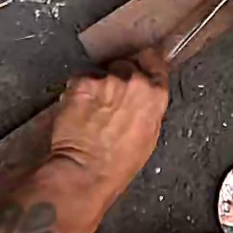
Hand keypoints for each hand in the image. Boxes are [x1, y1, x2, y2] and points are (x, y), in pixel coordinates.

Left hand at [47, 47, 170, 205]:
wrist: (86, 172)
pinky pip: (81, 80)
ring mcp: (106, 80)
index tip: (138, 65)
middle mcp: (133, 81)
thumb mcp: (149, 134)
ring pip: (101, 73)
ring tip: (91, 109)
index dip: (144, 62)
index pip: (153, 60)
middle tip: (110, 98)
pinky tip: (78, 110)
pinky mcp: (82, 83)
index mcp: (155, 93)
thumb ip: (150, 105)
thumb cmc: (120, 163)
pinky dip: (79, 91)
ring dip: (97, 85)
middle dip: (118, 77)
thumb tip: (145, 93)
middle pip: (125, 65)